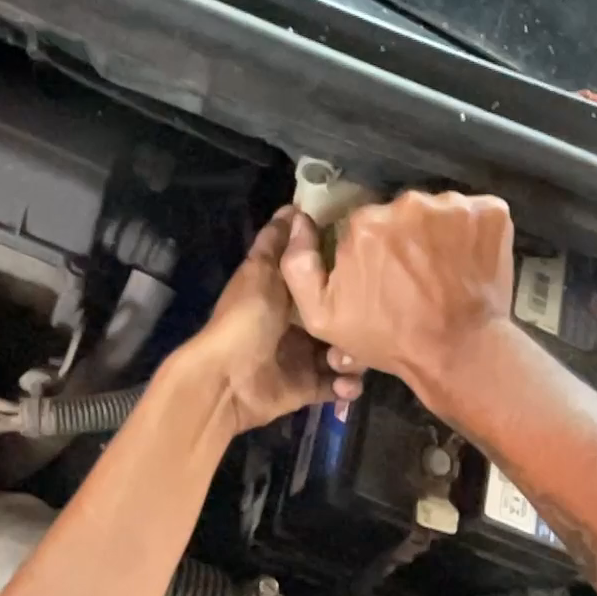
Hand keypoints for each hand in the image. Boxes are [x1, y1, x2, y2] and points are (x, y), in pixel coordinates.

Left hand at [180, 207, 362, 432]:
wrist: (227, 379)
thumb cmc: (245, 320)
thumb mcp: (261, 272)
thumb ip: (278, 244)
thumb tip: (293, 208)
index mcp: (280, 294)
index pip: (318, 280)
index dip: (340, 273)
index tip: (368, 261)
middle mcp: (293, 324)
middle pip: (337, 318)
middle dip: (356, 320)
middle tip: (369, 318)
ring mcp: (300, 357)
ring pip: (342, 352)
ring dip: (355, 356)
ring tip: (359, 356)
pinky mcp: (305, 387)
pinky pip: (335, 385)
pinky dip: (346, 386)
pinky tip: (347, 383)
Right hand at [280, 191, 521, 400]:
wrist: (458, 351)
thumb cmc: (386, 338)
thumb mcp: (321, 317)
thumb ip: (299, 266)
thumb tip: (297, 222)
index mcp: (363, 224)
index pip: (362, 227)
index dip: (368, 254)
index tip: (379, 280)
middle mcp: (407, 202)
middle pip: (399, 215)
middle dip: (403, 241)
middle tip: (411, 279)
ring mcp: (453, 205)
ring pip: (436, 213)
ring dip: (436, 236)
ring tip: (441, 273)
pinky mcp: (490, 212)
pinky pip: (474, 213)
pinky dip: (470, 233)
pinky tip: (466, 264)